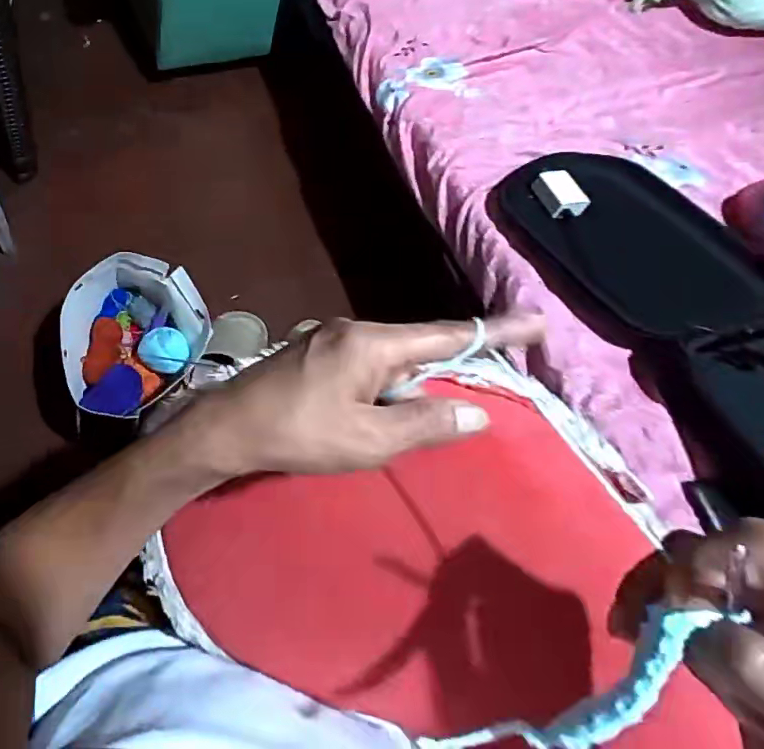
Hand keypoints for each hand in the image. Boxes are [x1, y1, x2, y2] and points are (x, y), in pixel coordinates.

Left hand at [176, 314, 544, 478]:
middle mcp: (351, 329)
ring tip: (388, 426)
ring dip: (406, 387)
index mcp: (369, 343)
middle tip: (453, 406)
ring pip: (389, 359)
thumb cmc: (299, 433)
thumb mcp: (369, 440)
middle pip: (416, 347)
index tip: (535, 323)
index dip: (493, 332)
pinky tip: (371, 414)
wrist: (228, 426)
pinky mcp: (312, 353)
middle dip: (443, 372)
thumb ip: (425, 425)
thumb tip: (477, 413)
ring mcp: (327, 338)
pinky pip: (364, 363)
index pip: (445, 335)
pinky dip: (381, 386)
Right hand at [642, 520, 763, 748]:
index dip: (713, 557)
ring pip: (704, 580)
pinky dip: (669, 627)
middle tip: (637, 622)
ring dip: (665, 606)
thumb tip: (689, 626)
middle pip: (728, 556)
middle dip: (676, 582)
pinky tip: (646, 644)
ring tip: (634, 637)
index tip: (677, 605)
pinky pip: (701, 618)